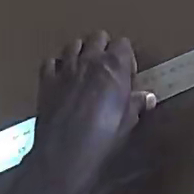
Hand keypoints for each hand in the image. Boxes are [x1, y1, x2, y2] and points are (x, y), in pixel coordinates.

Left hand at [18, 31, 155, 193]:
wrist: (63, 157)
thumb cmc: (102, 139)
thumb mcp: (127, 123)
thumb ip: (136, 104)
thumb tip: (147, 98)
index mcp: (114, 66)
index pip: (123, 44)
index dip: (126, 58)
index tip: (127, 75)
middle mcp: (90, 60)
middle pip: (98, 37)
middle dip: (104, 48)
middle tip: (107, 69)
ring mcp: (65, 68)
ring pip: (74, 44)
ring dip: (82, 52)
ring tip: (85, 69)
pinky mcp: (46, 81)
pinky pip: (51, 61)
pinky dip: (58, 65)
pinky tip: (62, 77)